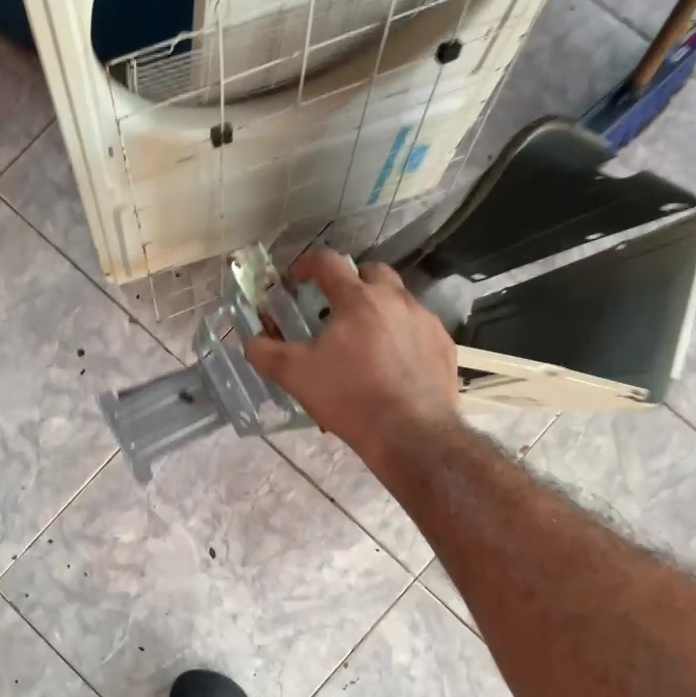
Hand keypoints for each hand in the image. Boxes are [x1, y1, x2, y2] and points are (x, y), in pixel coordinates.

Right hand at [244, 249, 461, 457]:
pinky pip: (419, 327)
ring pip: (399, 299)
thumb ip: (266, 353)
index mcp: (357, 299)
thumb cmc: (349, 397)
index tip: (296, 279)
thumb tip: (250, 341)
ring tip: (364, 339)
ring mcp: (425, 321)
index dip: (306, 264)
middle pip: (372, 272)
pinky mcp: (444, 345)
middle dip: (351, 281)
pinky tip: (392, 363)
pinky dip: (402, 334)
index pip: (328, 262)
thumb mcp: (295, 376)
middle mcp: (395, 300)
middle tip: (335, 306)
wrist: (411, 434)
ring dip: (378, 308)